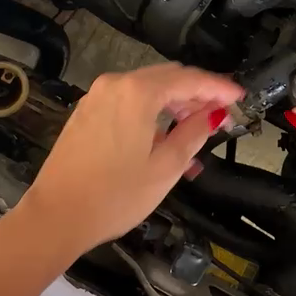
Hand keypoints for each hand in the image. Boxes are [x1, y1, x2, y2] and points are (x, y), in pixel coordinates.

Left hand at [14, 63, 241, 258]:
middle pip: (168, 78)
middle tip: (222, 114)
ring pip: (147, 89)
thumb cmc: (114, 196)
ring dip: (174, 104)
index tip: (239, 95)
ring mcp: (97, 97)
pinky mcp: (86, 112)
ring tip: (197, 130)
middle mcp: (116, 84)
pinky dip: (151, 111)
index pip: (189, 79)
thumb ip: (193, 134)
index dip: (218, 87)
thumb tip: (213, 114)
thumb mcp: (165, 168)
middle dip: (197, 93)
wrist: (55, 217)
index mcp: (138, 92)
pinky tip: (164, 136)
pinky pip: (128, 101)